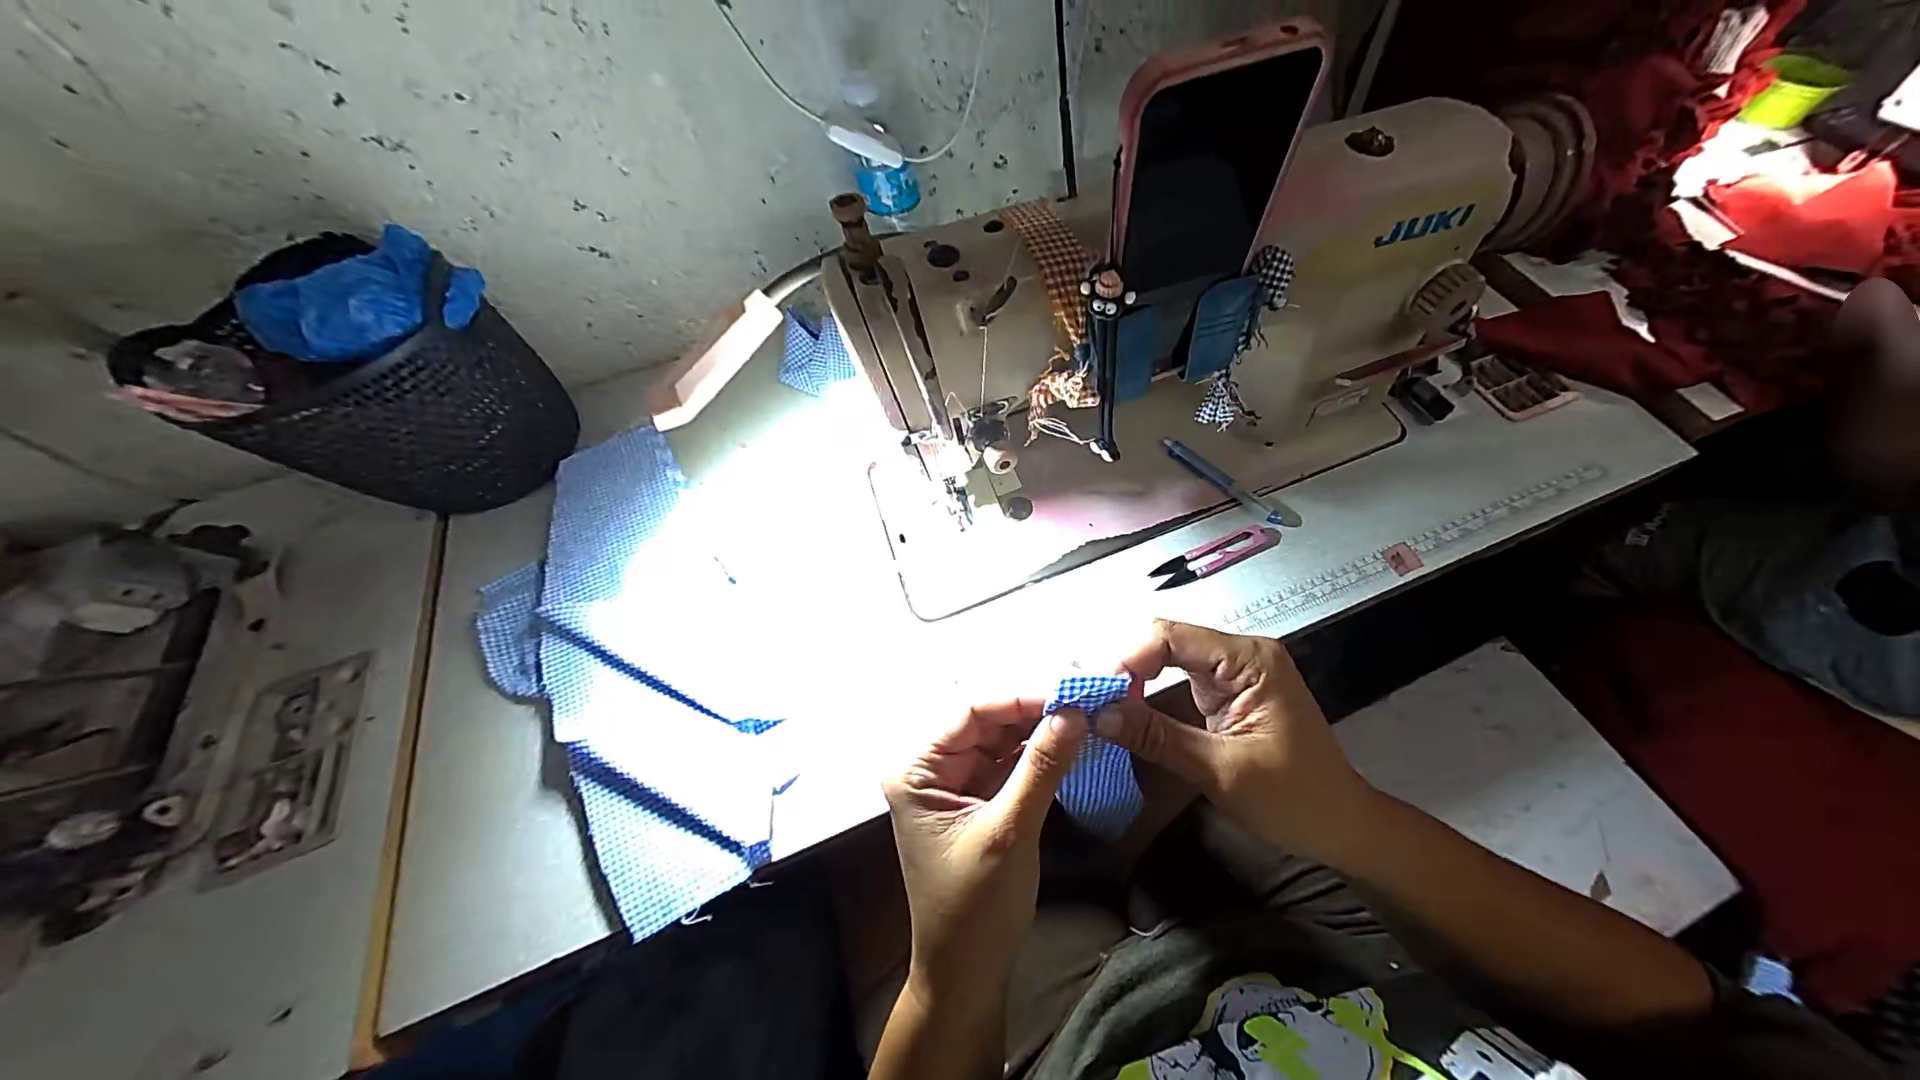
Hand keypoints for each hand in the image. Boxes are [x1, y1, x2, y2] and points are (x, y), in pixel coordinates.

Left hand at [881, 699, 1086, 999]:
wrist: (966, 973)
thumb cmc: (974, 908)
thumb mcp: (1008, 833)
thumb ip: (1040, 769)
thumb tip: (1073, 713)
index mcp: (917, 769)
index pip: (968, 711)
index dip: (1018, 697)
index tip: (1067, 692)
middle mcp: (931, 767)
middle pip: (985, 720)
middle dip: (1032, 709)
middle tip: (1082, 698)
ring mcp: (955, 781)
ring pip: (1000, 738)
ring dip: (1038, 727)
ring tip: (1082, 712)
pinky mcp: (978, 798)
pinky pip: (1008, 762)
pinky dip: (1037, 752)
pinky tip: (1067, 740)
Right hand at [1096, 620, 1379, 863]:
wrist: (1343, 827)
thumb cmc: (1295, 800)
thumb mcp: (1220, 770)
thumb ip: (1157, 737)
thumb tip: (1097, 715)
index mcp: (1249, 660)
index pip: (1171, 636)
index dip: (1128, 658)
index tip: (1098, 694)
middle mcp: (1239, 654)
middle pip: (1164, 642)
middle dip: (1124, 668)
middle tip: (1088, 699)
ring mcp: (1231, 671)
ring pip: (1164, 659)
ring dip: (1130, 681)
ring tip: (1095, 702)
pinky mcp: (1223, 691)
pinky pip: (1174, 679)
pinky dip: (1146, 694)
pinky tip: (1121, 708)